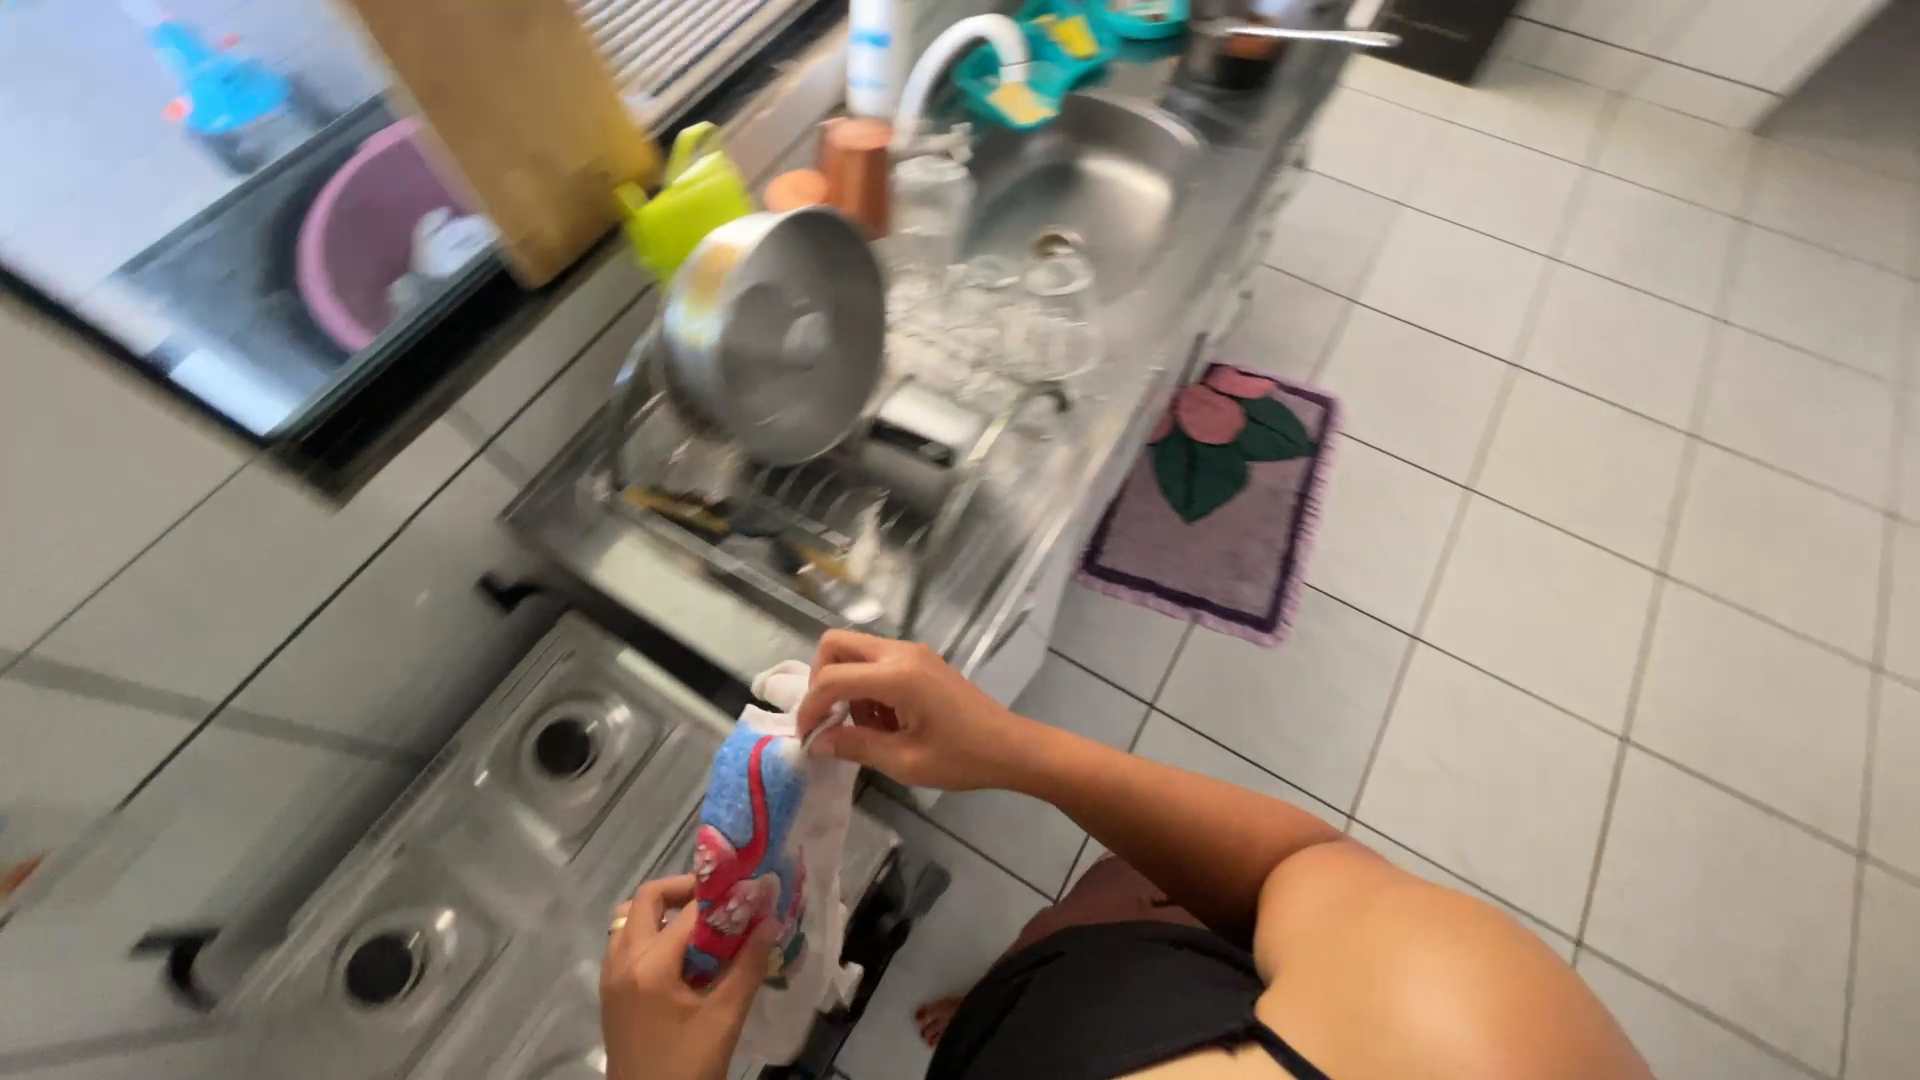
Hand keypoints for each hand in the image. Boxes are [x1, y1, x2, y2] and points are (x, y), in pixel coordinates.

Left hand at [600, 875, 776, 1079]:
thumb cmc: (688, 1068)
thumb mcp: (725, 1017)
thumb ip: (749, 964)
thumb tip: (771, 918)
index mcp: (650, 965)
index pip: (691, 910)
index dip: (724, 896)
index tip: (750, 892)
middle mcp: (622, 962)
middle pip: (648, 898)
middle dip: (685, 890)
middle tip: (719, 902)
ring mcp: (610, 979)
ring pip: (630, 920)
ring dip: (664, 911)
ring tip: (700, 926)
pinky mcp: (610, 995)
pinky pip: (625, 944)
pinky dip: (651, 934)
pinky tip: (682, 956)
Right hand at [795, 631, 1035, 790]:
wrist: (1010, 747)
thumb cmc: (961, 758)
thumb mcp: (904, 761)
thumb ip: (855, 746)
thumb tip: (817, 743)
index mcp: (897, 675)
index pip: (831, 678)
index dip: (810, 707)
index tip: (807, 738)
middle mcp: (901, 652)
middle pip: (837, 644)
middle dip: (821, 680)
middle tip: (828, 720)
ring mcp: (914, 652)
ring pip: (856, 650)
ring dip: (846, 684)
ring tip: (864, 728)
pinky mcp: (922, 660)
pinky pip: (878, 660)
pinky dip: (867, 684)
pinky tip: (884, 721)